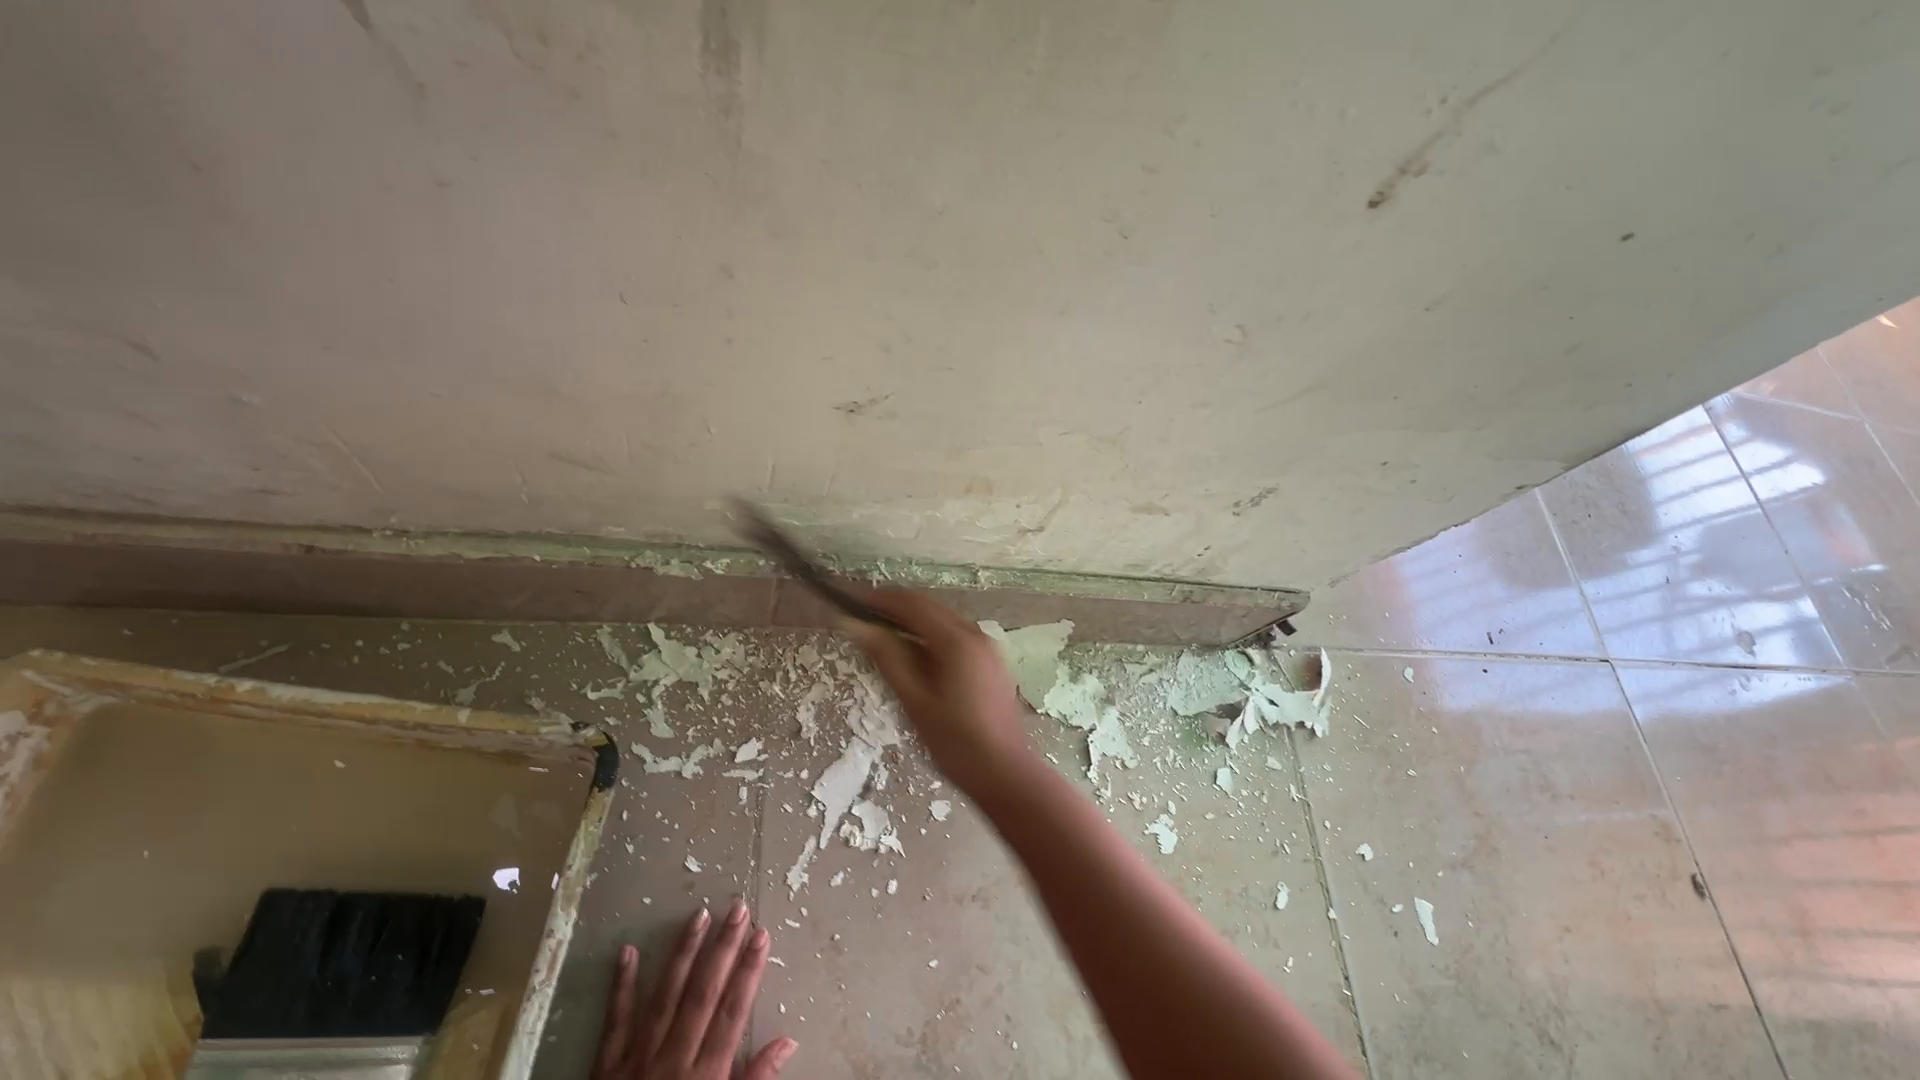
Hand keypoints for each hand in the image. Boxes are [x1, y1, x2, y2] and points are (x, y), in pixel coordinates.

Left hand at [591, 901, 795, 1079]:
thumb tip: (787, 1042)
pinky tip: (628, 951)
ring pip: (663, 997)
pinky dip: (621, 987)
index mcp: (705, 1078)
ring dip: (683, 954)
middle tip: (737, 909)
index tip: (762, 935)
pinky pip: (614, 1022)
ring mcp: (635, 1062)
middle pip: (702, 996)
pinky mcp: (604, 1068)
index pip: (733, 1013)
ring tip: (698, 915)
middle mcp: (672, 1061)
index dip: (749, 971)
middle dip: (722, 949)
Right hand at [844, 589, 1037, 797]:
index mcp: (957, 641)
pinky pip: (956, 638)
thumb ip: (887, 659)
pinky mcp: (992, 664)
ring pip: (943, 623)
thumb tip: (857, 627)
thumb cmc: (956, 744)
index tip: (851, 602)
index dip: (879, 599)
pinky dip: (931, 639)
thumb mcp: (914, 702)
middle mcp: (976, 635)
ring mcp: (988, 649)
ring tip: (882, 640)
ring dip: (913, 625)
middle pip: (929, 608)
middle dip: (895, 610)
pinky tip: (914, 659)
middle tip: (861, 620)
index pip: (912, 603)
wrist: (1006, 774)